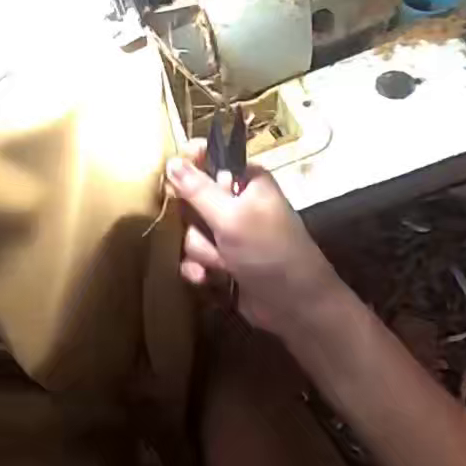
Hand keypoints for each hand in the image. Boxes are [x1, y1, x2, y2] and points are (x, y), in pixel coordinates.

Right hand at [164, 145, 346, 336]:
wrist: (294, 307)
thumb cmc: (269, 251)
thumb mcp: (233, 217)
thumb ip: (199, 189)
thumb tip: (171, 161)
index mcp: (245, 181)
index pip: (210, 158)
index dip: (189, 163)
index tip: (172, 173)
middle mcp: (234, 203)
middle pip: (190, 198)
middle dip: (195, 222)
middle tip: (211, 231)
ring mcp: (226, 234)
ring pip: (189, 233)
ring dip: (203, 251)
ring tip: (224, 264)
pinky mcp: (219, 262)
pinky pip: (192, 258)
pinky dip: (200, 269)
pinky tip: (210, 280)